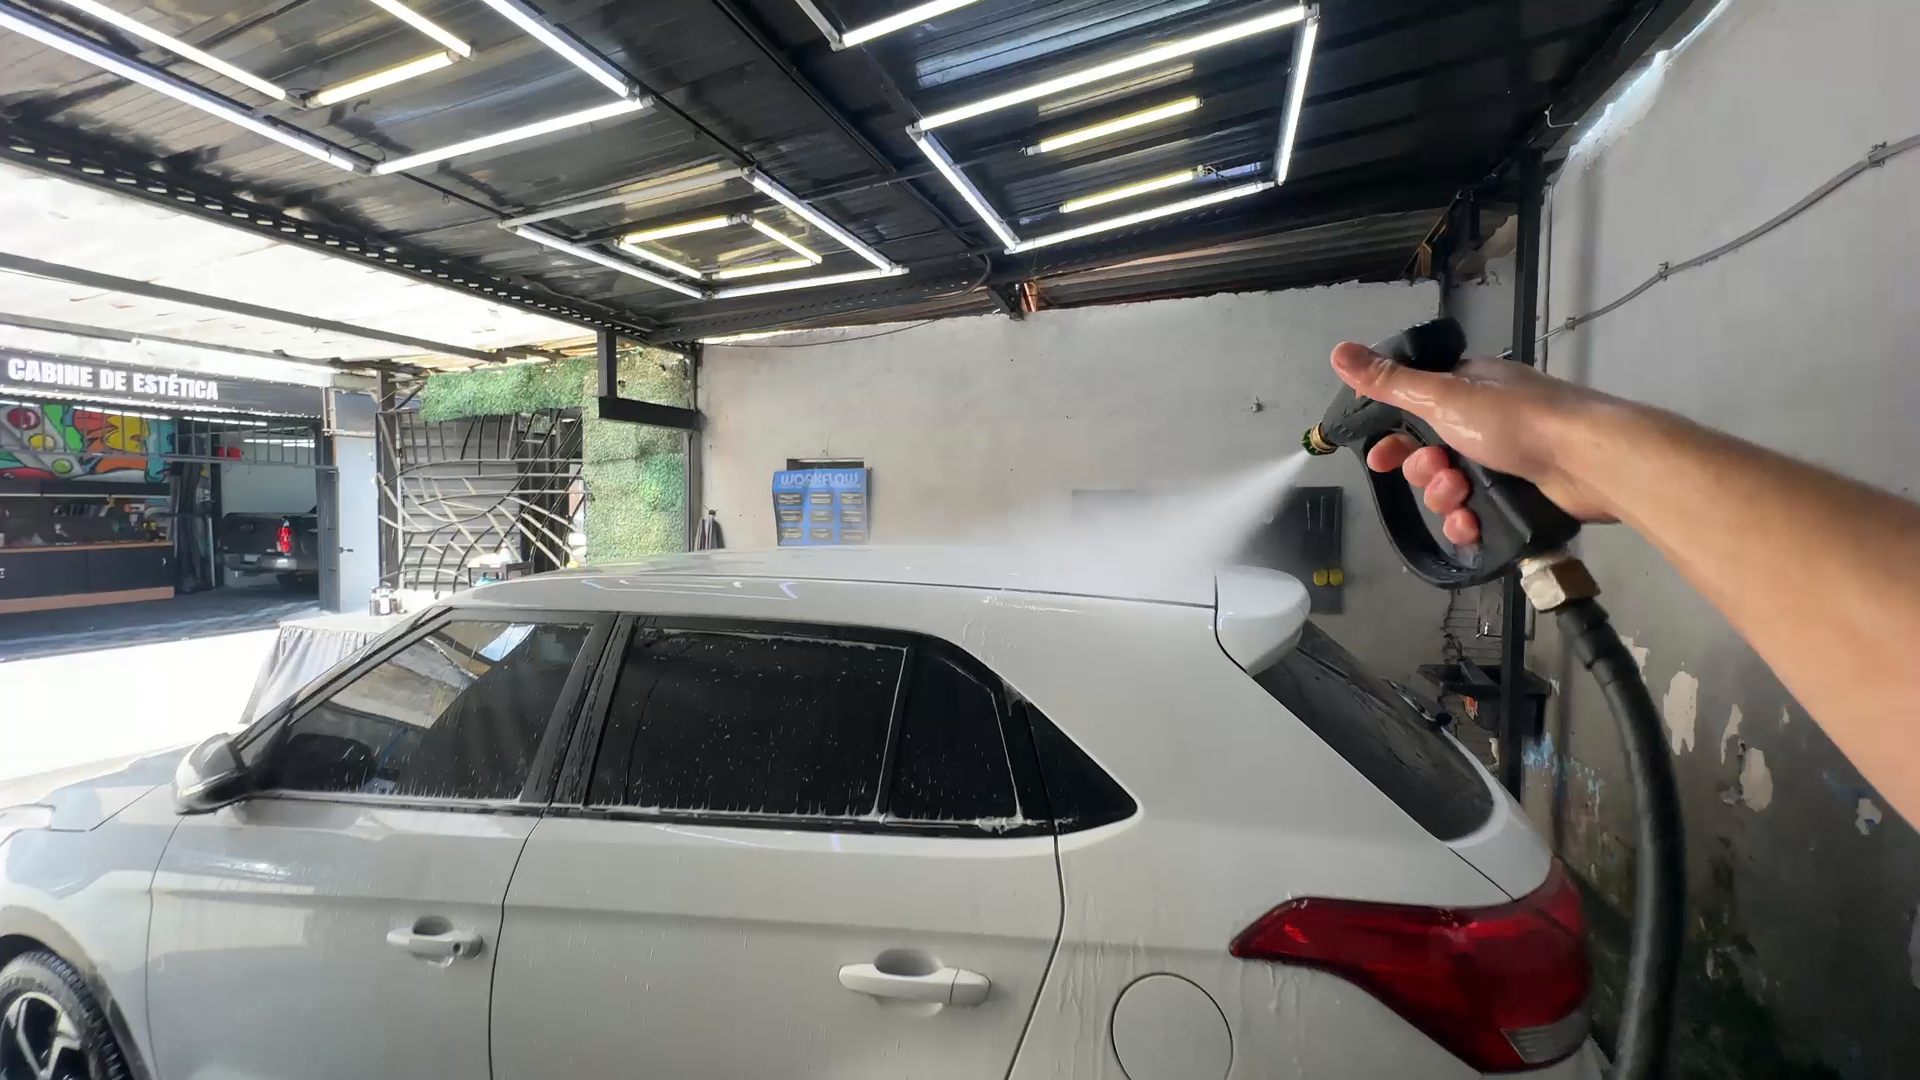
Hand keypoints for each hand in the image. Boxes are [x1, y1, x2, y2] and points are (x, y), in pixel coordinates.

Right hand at [1328, 343, 1620, 544]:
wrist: (1591, 461)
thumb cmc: (1515, 420)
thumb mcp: (1441, 396)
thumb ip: (1388, 382)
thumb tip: (1338, 351)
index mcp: (1468, 389)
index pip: (1413, 411)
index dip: (1392, 437)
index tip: (1380, 459)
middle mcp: (1485, 420)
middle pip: (1427, 453)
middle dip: (1422, 471)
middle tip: (1437, 472)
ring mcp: (1505, 458)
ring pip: (1448, 486)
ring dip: (1444, 497)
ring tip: (1462, 496)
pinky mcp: (1520, 492)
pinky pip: (1475, 512)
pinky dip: (1467, 521)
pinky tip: (1471, 524)